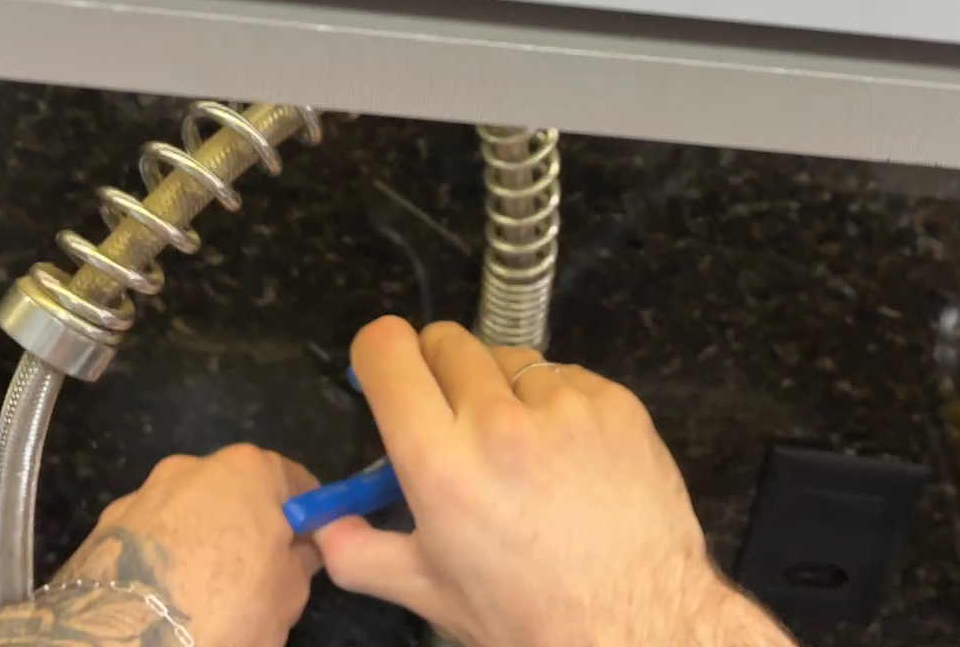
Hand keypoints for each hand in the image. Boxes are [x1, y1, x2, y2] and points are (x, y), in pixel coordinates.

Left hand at [0, 444, 321, 646]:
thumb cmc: (222, 609)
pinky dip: (156, 568)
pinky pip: (145, 546)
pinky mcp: (100, 534)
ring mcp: (142, 496)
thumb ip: (300, 563)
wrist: (112, 644)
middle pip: (237, 496)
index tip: (307, 554)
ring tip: (196, 604)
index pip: (296, 483)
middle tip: (254, 584)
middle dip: (248, 531)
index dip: (308, 520)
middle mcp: (194, 467)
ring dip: (197, 547)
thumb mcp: (288, 596)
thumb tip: (297, 551)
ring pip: (187, 519)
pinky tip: (157, 611)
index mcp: (248, 468)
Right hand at [313, 318, 793, 646]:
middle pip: (446, 340)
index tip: (386, 368)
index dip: (378, 351)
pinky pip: (564, 374)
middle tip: (455, 411)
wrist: (641, 625)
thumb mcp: (432, 592)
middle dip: (439, 367)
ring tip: (522, 443)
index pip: (388, 352)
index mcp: (440, 463)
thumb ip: (361, 553)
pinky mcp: (612, 397)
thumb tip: (319, 524)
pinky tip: (571, 450)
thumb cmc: (526, 614)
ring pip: (508, 356)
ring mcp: (562, 402)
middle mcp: (497, 418)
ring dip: (502, 385)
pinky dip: (557, 400)